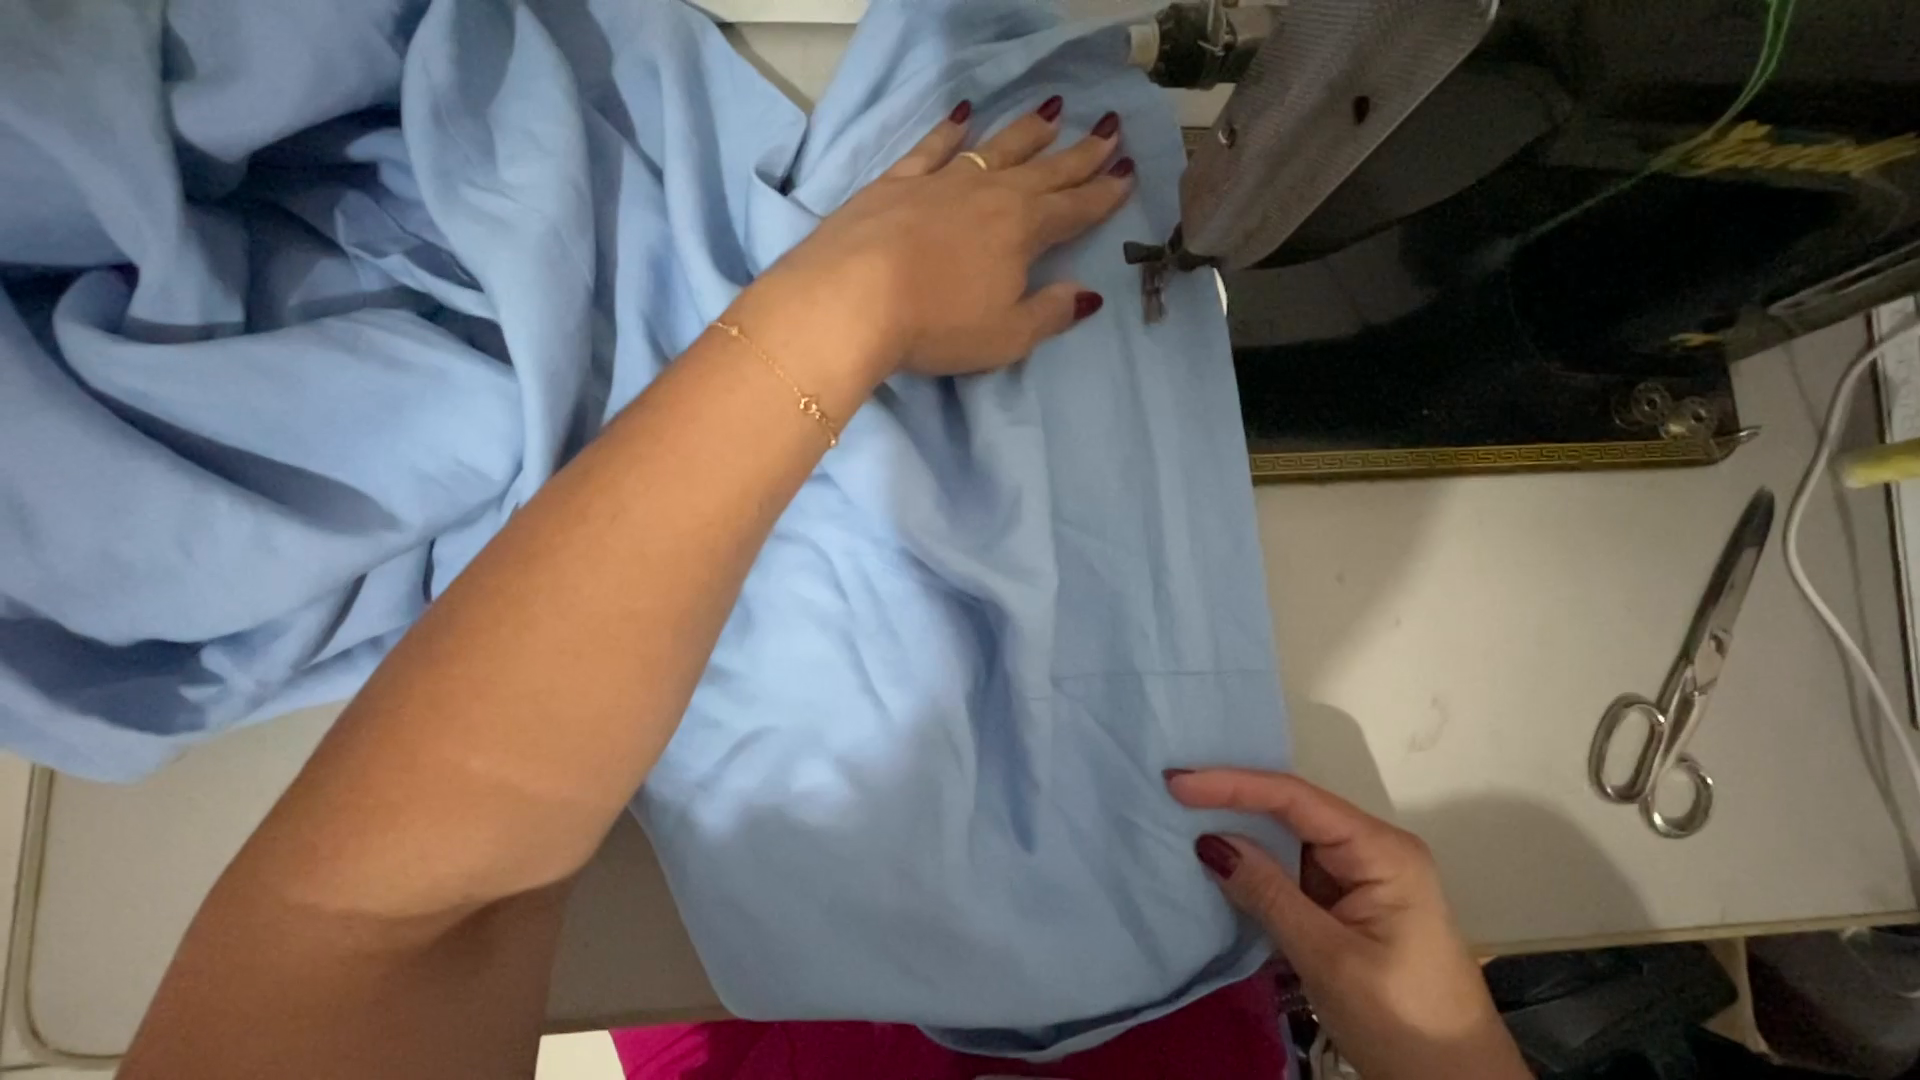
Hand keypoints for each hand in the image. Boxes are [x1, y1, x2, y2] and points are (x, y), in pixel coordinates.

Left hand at [752, 97, 1133, 380]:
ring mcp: (942, 182)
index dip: (1104, 193)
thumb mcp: (1007, 336)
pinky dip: (951, 129)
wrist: (852, 298)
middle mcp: (989, 194)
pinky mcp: (897, 182)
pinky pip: (933, 147)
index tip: (1127, 173)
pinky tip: (963, 113)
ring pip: (996, 148)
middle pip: (1044, 170)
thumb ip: (1050, 313)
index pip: (1074, 209)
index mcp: (1023, 230)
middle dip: (1079, 153)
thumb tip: (1087, 295)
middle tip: (1107, 130)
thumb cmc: (937, 325)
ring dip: (1026, 132)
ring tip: (1051, 111)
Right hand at [1167, 769, 1530, 1079]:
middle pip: (1291, 809)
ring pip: (1289, 838)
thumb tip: (1209, 841)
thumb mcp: (1328, 958)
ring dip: (1241, 831)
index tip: (1177, 782)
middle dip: (1232, 799)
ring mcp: (1362, 876)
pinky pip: (1293, 869)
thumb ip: (1268, 894)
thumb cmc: (1402, 1021)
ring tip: (1182, 816)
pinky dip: (1256, 866)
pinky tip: (1221, 859)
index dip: (1232, 784)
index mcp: (1380, 851)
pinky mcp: (1349, 903)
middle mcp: (1372, 849)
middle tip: (1172, 792)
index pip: (1294, 799)